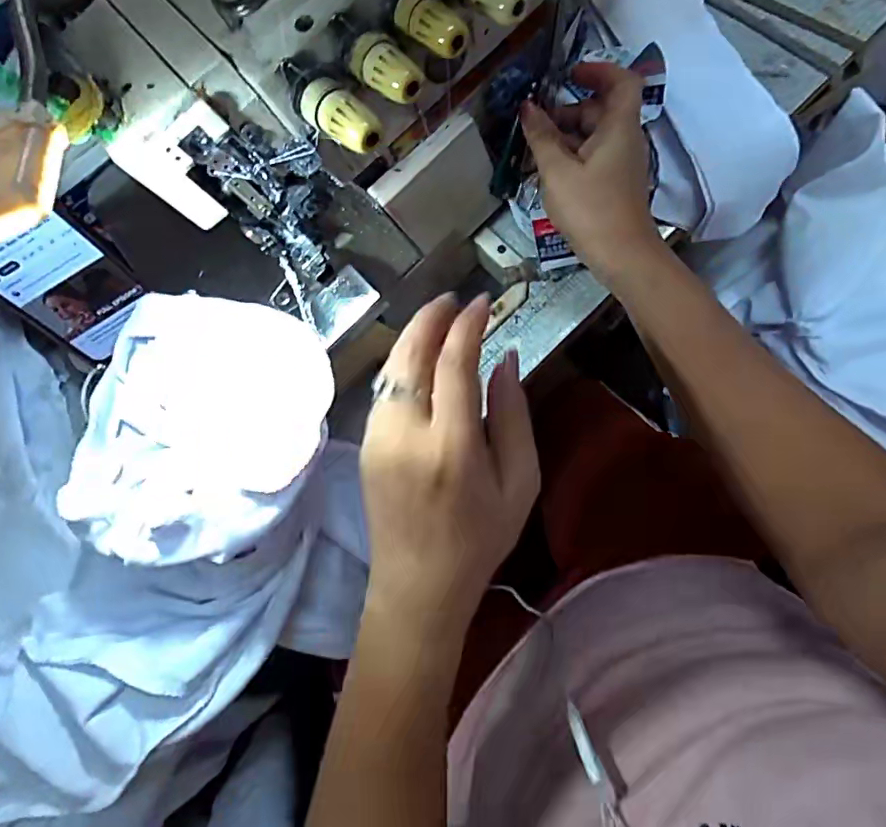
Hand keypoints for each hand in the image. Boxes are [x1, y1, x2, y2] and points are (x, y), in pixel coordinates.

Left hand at [359, 295, 538, 635]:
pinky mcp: (366, 444)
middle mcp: (406, 434)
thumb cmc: (480, 537)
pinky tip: (419, 356)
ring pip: (391, 368)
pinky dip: (401, 362)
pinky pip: (384, 388)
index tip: (483, 302)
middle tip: (453, 298)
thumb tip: (506, 359)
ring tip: (437, 317)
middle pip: (411, 355)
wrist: (418, 586)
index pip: (455, 363)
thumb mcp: (520, 481)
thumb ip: (513, 415)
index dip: (469, 324)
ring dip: (413, 335)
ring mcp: (378, 438)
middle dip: (431, 317)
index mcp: (451, 445)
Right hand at [520, 61, 663, 279]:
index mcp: (619, 127)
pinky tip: (548, 172)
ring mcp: (623, 162)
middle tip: (535, 124)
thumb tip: (528, 108)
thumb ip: (541, 136)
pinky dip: (572, 155)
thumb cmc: (591, 209)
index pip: (621, 81)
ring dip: (564, 137)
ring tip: (534, 152)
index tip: (568, 74)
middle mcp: (626, 139)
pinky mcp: (616, 182)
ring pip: (594, 135)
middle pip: (600, 109)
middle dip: (566, 111)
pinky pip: (594, 156)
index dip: (597, 70)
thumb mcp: (557, 171)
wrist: (623, 256)